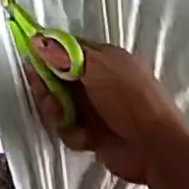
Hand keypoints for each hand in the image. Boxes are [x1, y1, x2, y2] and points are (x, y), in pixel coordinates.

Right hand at [24, 38, 187, 184]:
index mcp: (106, 59)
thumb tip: (36, 39)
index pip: (68, 49)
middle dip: (47, 85)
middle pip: (58, 77)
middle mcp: (99, 81)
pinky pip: (69, 127)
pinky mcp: (93, 134)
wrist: (157, 149)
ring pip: (59, 103)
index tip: (32, 58)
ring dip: (56, 110)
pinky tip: (83, 136)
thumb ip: (64, 53)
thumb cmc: (129, 99)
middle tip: (44, 92)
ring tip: (63, 117)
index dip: (48, 52)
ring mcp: (96, 109)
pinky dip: (72, 132)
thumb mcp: (97, 67)